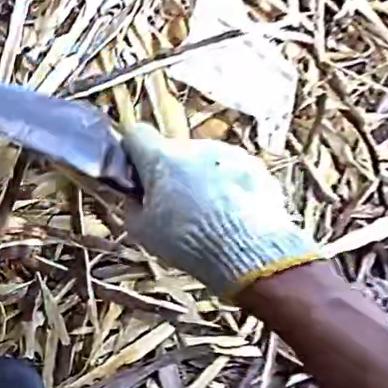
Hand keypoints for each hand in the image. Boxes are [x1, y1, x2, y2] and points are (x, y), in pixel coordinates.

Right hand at [122, 123, 319, 296]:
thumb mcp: (140, 229)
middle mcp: (195, 147)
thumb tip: (135, 195)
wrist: (247, 252)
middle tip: (166, 205)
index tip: (131, 173)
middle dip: (167, 173)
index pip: (136, 134)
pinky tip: (226, 215)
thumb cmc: (184, 241)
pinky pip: (229, 172)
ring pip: (202, 162)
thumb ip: (133, 204)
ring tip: (201, 214)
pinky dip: (224, 187)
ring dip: (196, 179)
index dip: (130, 151)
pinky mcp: (257, 167)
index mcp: (161, 158)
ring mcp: (230, 154)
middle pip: (172, 151)